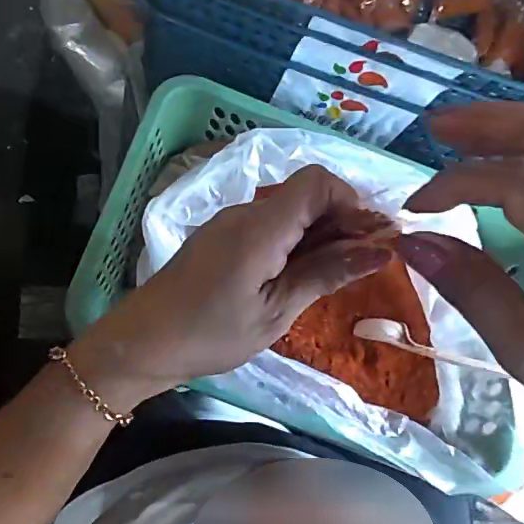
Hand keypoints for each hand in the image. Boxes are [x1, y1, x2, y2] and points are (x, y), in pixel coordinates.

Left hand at [72, 165, 393, 409]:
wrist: (143, 341)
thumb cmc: (210, 334)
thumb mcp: (275, 312)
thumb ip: (325, 274)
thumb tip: (380, 249)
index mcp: (260, 226)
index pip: (318, 182)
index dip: (353, 203)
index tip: (372, 241)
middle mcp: (244, 213)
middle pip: (306, 194)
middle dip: (342, 221)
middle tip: (364, 265)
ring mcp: (228, 223)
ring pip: (288, 211)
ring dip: (319, 234)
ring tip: (334, 276)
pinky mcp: (220, 237)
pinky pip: (267, 226)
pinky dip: (293, 242)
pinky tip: (298, 275)